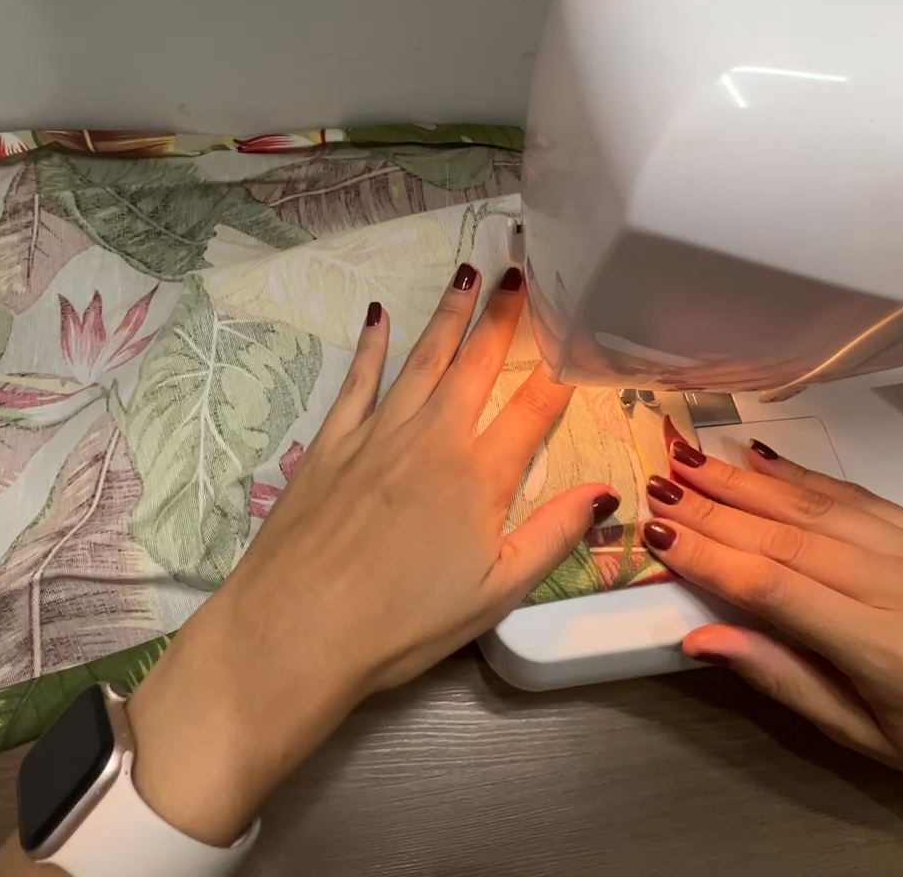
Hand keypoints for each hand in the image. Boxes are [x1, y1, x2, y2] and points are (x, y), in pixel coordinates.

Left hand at [124, 264, 615, 844]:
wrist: (297, 630)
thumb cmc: (404, 622)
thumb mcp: (497, 592)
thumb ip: (554, 535)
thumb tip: (605, 493)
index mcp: (480, 474)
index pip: (533, 408)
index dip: (558, 371)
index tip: (575, 336)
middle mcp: (433, 436)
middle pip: (476, 363)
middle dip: (502, 316)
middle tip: (518, 272)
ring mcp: (378, 432)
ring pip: (422, 358)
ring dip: (447, 314)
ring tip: (467, 274)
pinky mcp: (332, 440)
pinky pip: (358, 380)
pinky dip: (371, 346)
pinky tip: (378, 315)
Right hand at [638, 442, 902, 876]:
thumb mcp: (859, 736)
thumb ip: (777, 676)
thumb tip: (698, 636)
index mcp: (890, 649)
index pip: (774, 587)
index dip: (708, 555)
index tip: (655, 531)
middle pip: (788, 534)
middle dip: (713, 506)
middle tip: (658, 481)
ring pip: (816, 505)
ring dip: (745, 481)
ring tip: (691, 460)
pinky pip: (856, 495)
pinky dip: (800, 475)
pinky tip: (759, 457)